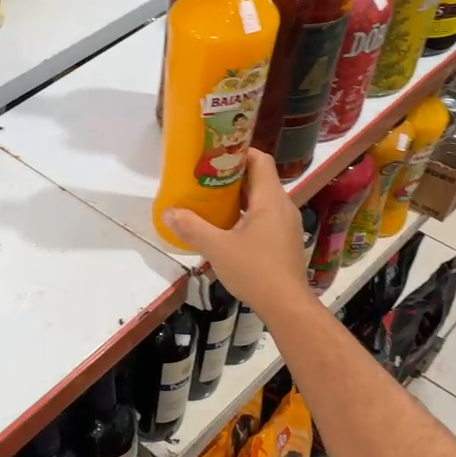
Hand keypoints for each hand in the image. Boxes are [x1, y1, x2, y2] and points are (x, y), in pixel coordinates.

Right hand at [162, 149, 315, 321]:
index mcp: (270, 199)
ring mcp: (286, 224)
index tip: (214, 155)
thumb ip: (192, 228)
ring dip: (237, 197)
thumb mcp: (217, 248)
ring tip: (210, 201)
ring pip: (260, 199)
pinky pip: (264, 217)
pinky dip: (245, 215)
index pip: (259, 160)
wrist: (286, 305)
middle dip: (231, 176)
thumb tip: (169, 212)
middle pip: (258, 179)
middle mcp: (282, 206)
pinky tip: (226, 228)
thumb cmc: (255, 270)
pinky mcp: (284, 241)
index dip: (238, 152)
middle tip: (204, 178)